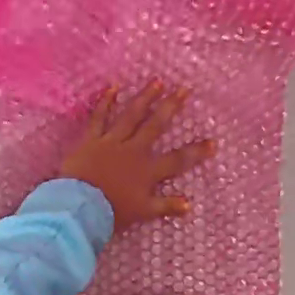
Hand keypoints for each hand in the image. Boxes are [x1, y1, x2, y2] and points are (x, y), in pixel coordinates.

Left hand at [59, 83, 215, 229]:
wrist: (80, 205)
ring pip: (131, 116)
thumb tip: (189, 205)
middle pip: (155, 126)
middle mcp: (133, 151)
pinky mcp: (91, 141)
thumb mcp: (142, 212)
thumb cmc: (112, 212)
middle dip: (171, 108)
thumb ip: (165, 206)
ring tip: (157, 82)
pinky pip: (99, 118)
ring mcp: (112, 143)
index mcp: (147, 171)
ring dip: (145, 99)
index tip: (213, 143)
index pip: (177, 161)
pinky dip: (105, 103)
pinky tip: (113, 88)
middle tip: (185, 90)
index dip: (195, 152)